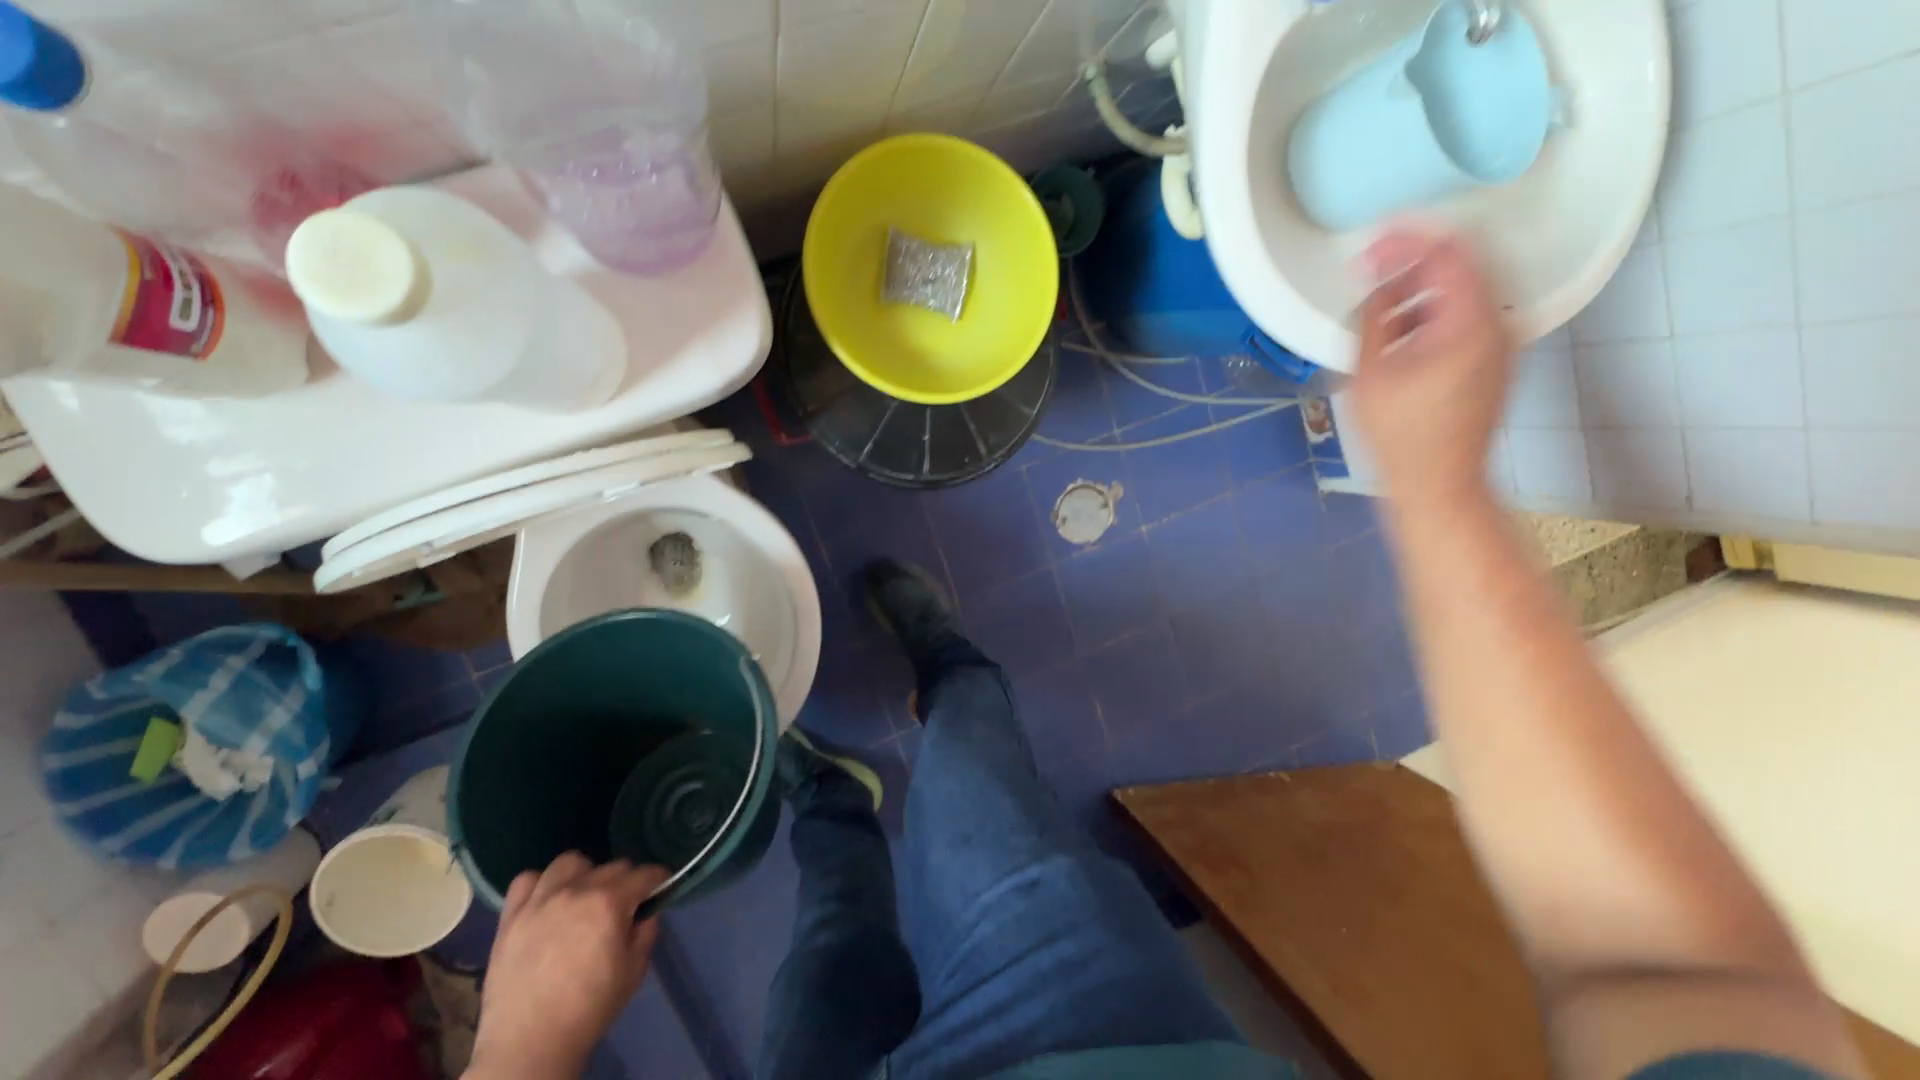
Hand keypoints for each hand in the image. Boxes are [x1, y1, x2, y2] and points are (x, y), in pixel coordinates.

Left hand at [467, 854, 669, 1079]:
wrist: (530, 1041)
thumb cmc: (590, 1008)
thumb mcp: (634, 972)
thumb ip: (645, 934)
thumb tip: (646, 914)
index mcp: (610, 903)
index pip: (645, 874)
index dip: (658, 880)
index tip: (660, 889)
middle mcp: (576, 890)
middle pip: (612, 866)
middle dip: (626, 881)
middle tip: (624, 905)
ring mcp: (540, 900)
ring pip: (570, 863)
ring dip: (584, 874)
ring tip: (583, 897)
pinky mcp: (511, 916)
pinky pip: (527, 880)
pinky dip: (541, 886)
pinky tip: (547, 904)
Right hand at [1352, 227, 1514, 511]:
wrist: (1439, 484)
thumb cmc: (1402, 435)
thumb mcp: (1371, 371)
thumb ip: (1375, 315)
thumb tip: (1376, 281)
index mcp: (1468, 322)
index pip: (1447, 252)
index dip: (1406, 239)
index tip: (1374, 243)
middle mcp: (1496, 327)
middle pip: (1464, 265)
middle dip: (1415, 258)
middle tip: (1376, 265)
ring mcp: (1499, 346)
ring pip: (1468, 290)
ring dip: (1425, 285)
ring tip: (1384, 296)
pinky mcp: (1493, 363)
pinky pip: (1470, 316)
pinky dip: (1436, 308)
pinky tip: (1404, 326)